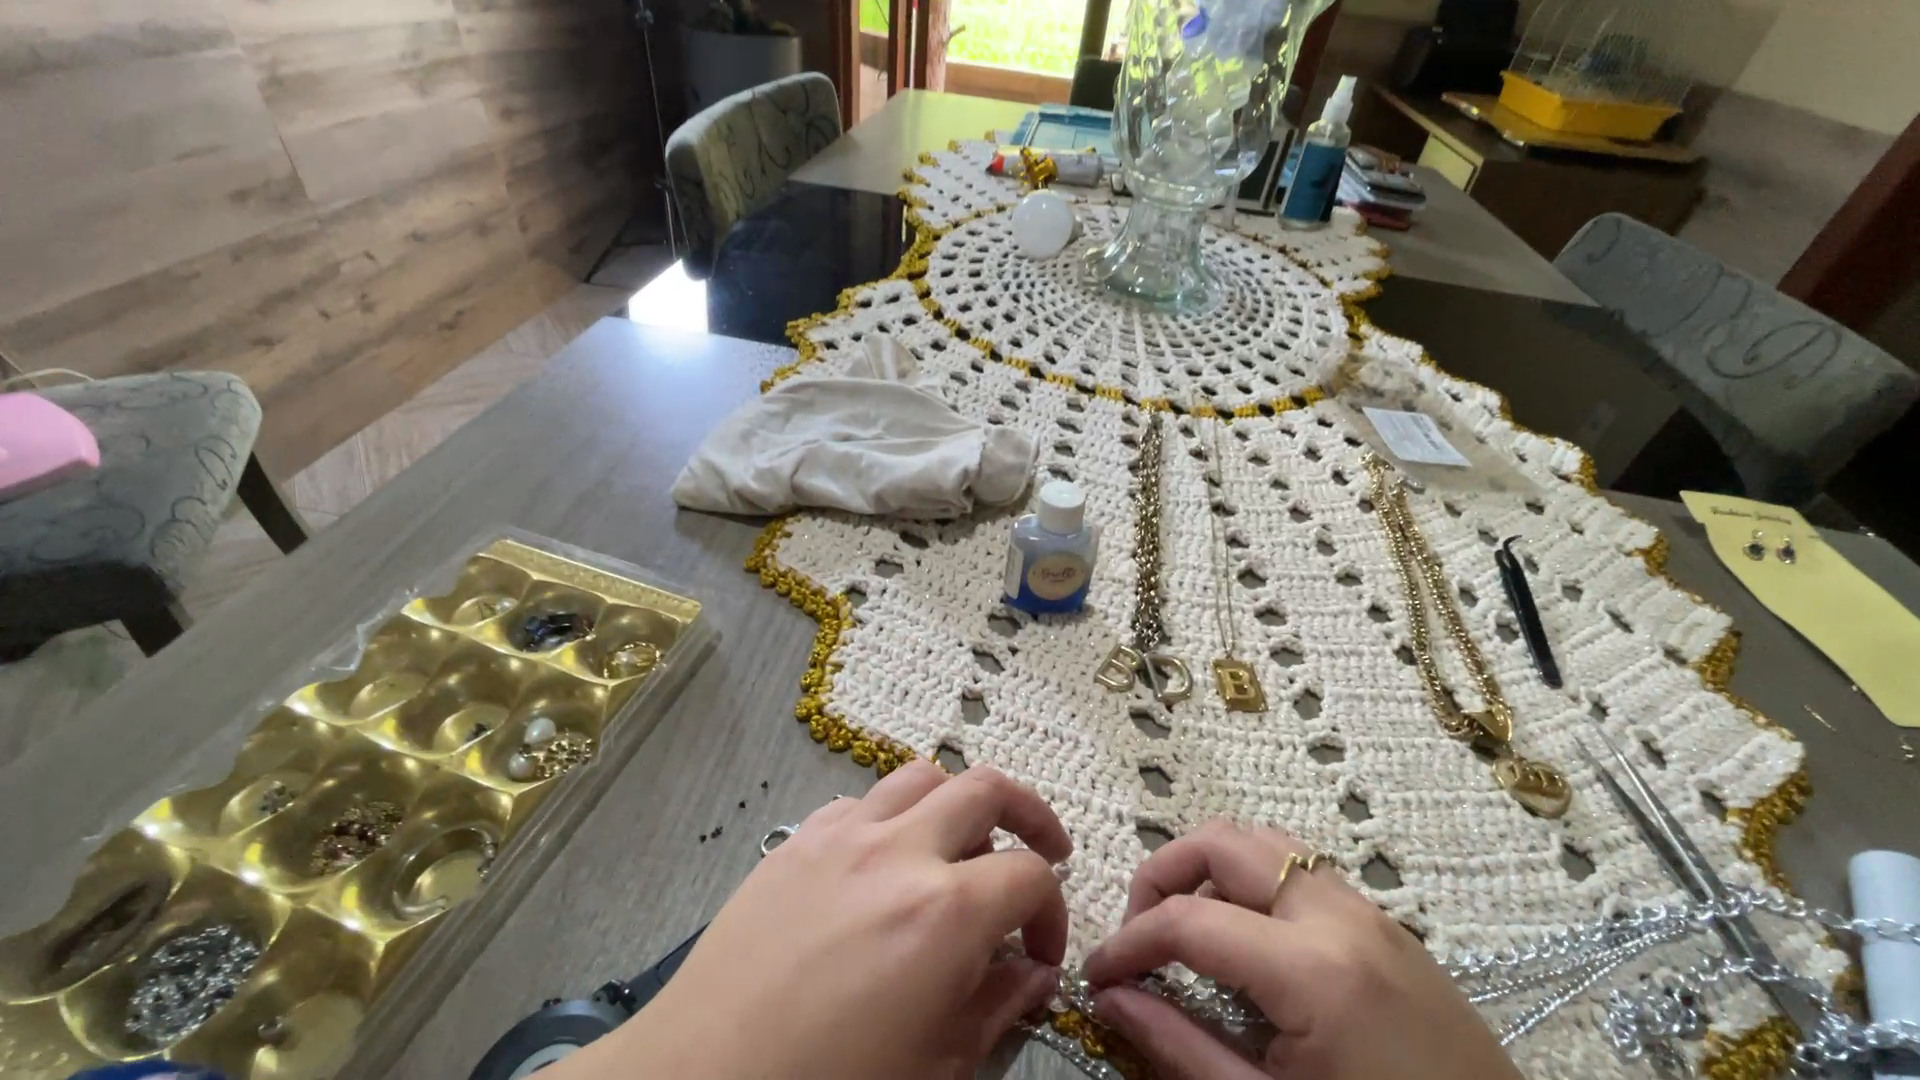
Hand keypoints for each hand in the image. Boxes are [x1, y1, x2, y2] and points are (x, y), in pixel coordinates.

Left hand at [560, 761, 1072, 1079]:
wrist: (700, 1079)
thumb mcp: (934, 1066)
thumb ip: (996, 1008)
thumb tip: (1028, 973)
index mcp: (943, 912)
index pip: (1029, 877)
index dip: (1051, 912)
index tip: (1039, 953)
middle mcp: (898, 851)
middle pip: (986, 789)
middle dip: (1030, 815)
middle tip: (1043, 851)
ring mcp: (841, 835)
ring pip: (921, 777)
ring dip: (957, 804)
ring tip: (962, 845)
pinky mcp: (796, 841)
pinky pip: (860, 802)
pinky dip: (892, 817)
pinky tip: (884, 860)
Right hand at [1085, 822, 1522, 1079]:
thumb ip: (1180, 1048)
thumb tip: (1109, 998)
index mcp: (1314, 970)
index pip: (1188, 922)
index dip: (1128, 942)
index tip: (1097, 975)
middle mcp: (1340, 914)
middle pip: (1221, 842)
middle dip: (1161, 874)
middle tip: (1139, 935)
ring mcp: (1370, 910)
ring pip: (1262, 840)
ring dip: (1208, 867)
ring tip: (1185, 926)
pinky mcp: (1388, 922)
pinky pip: (1300, 867)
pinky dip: (1251, 878)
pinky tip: (1243, 936)